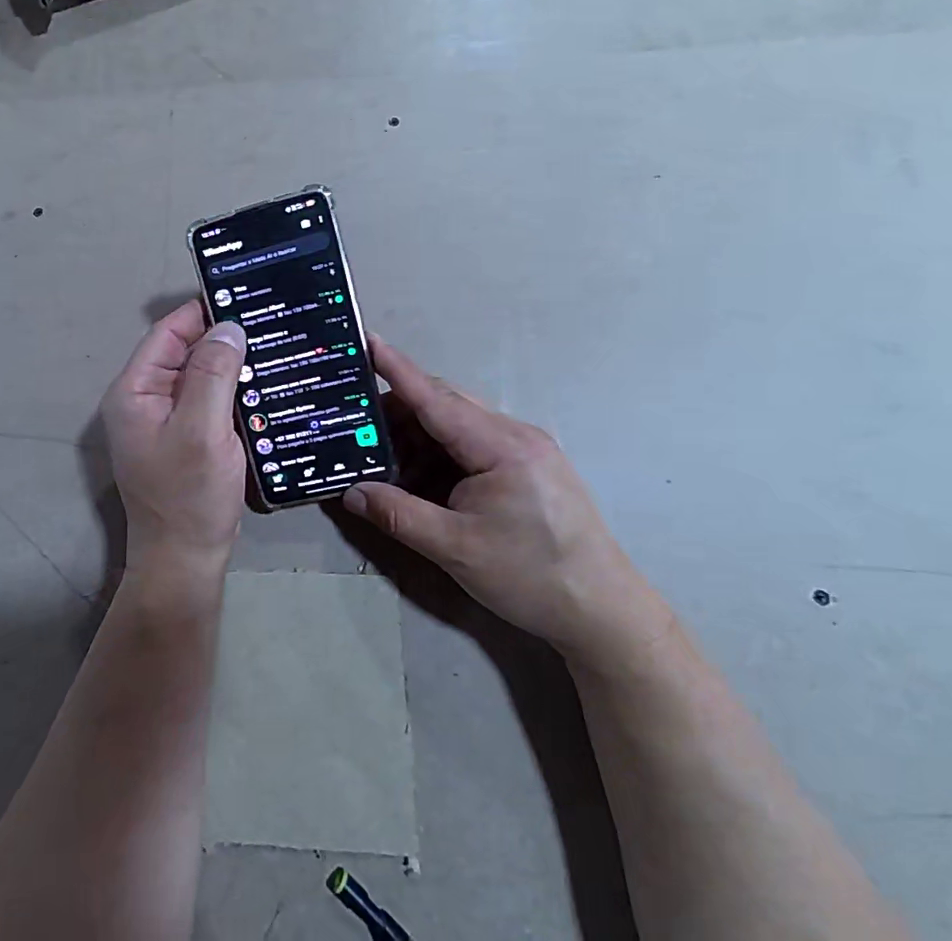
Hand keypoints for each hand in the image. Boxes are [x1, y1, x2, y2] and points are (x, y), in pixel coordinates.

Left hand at [101, 300, 248, 573]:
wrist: (186, 558)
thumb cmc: (189, 496)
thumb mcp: (202, 430)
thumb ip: (212, 374)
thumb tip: (228, 327)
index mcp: (136, 391)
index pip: (168, 334)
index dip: (203, 312)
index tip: (245, 295)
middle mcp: (146, 400)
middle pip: (185, 353)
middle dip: (224, 337)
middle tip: (270, 318)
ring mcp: (167, 421)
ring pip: (202, 377)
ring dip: (232, 365)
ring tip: (274, 343)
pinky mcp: (188, 438)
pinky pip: (210, 402)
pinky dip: (234, 391)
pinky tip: (265, 383)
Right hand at [341, 337, 671, 664]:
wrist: (600, 610)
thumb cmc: (530, 576)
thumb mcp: (455, 548)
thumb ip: (398, 515)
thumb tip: (351, 493)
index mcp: (502, 447)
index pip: (436, 399)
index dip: (397, 370)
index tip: (367, 340)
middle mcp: (515, 436)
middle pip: (446, 405)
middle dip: (399, 412)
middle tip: (357, 428)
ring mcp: (525, 450)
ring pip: (457, 426)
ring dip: (418, 438)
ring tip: (383, 462)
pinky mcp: (527, 468)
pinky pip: (472, 446)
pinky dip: (439, 455)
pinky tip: (419, 480)